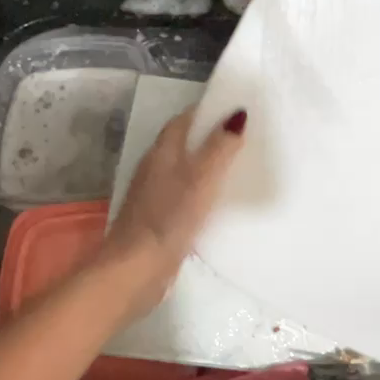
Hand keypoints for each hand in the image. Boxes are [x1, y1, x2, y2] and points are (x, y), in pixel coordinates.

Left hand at [97, 107, 246, 313]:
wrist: (135, 269)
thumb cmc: (169, 217)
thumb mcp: (201, 177)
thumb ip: (219, 146)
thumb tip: (237, 114)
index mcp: (162, 152)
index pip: (184, 120)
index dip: (207, 112)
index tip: (235, 110)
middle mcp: (155, 169)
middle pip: (184, 144)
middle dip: (210, 138)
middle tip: (244, 138)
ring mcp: (154, 196)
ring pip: (184, 171)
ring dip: (206, 167)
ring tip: (239, 168)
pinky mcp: (158, 221)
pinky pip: (185, 197)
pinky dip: (202, 194)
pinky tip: (219, 204)